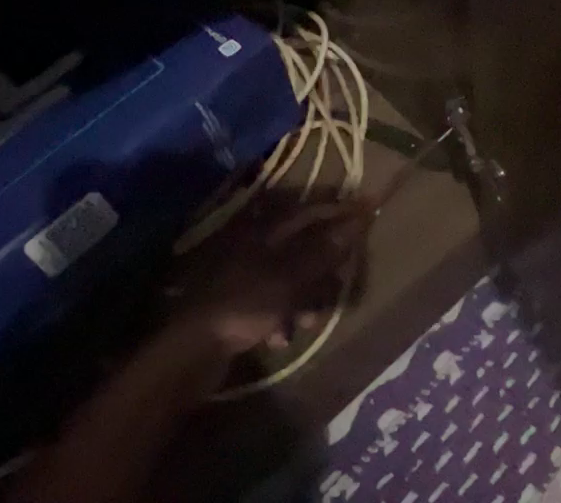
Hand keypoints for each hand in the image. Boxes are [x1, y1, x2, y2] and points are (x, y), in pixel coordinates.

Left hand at [165, 200, 370, 353]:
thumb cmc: (245, 305)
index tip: (369, 208)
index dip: (341, 209)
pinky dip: (283, 316)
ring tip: (309, 321)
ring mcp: (244, 275)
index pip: (311, 210)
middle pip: (303, 246)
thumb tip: (357, 220)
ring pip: (291, 278)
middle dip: (325, 266)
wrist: (191, 352)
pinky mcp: (238, 304)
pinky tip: (281, 336)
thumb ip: (324, 250)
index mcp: (265, 231)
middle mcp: (255, 246)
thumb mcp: (291, 277)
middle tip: (343, 280)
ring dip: (305, 298)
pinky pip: (274, 303)